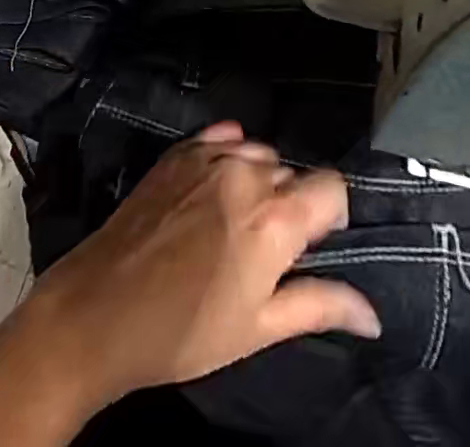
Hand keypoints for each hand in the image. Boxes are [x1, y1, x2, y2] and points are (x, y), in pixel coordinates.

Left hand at [21, 121, 381, 401]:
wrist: (96, 314)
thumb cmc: (183, 331)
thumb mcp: (258, 328)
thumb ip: (321, 306)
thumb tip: (373, 315)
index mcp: (275, 217)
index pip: (333, 186)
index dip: (329, 215)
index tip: (308, 244)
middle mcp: (247, 174)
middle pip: (294, 174)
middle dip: (290, 205)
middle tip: (262, 248)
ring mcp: (209, 159)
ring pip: (260, 156)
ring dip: (259, 182)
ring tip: (231, 223)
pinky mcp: (178, 153)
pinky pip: (223, 139)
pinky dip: (229, 157)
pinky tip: (213, 189)